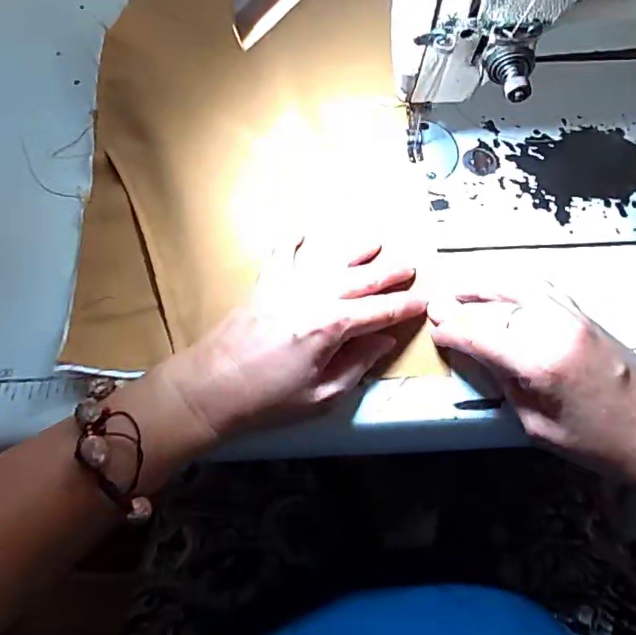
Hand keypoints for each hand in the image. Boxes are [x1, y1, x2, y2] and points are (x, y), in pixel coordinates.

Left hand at [158, 236, 426, 443]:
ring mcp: (288, 283)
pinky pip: (284, 252)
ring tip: (375, 242)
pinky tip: (307, 235)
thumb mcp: (321, 395)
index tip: (424, 301)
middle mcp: (314, 295)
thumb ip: (357, 364)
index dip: (405, 307)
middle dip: (390, 272)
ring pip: (330, 257)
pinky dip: (297, 241)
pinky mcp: (265, 282)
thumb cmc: (268, 399)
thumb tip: (383, 340)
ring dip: (355, 249)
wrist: (211, 386)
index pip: (380, 311)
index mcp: (331, 326)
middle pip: (362, 278)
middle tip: (410, 266)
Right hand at [427, 283, 635, 496]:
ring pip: (514, 285)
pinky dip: (512, 284)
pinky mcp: (583, 311)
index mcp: (539, 359)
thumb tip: (476, 352)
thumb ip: (503, 381)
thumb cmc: (600, 443)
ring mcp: (570, 313)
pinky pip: (538, 286)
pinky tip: (500, 291)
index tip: (433, 330)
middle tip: (437, 307)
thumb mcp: (537, 424)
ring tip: (460, 291)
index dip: (451, 330)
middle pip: (492, 305)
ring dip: (483, 287)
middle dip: (460, 306)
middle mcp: (552, 326)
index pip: (478, 332)